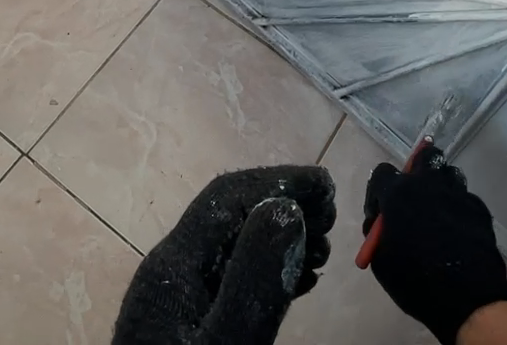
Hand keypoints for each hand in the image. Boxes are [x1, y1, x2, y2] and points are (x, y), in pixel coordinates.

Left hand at [112, 165, 335, 344]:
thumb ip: (253, 279)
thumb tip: (286, 209)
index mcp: (174, 264)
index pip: (228, 196)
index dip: (280, 181)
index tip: (328, 185)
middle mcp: (173, 270)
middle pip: (231, 215)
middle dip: (284, 204)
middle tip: (333, 216)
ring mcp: (179, 298)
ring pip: (234, 245)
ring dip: (280, 236)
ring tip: (324, 249)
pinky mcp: (188, 325)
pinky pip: (232, 277)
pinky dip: (269, 269)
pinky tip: (300, 283)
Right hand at [362, 147, 506, 344]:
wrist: (467, 298)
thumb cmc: (415, 279)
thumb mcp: (382, 261)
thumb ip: (377, 234)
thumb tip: (380, 224)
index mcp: (398, 192)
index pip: (382, 174)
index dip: (378, 192)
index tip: (381, 213)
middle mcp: (427, 184)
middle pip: (424, 157)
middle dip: (418, 169)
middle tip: (415, 193)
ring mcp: (456, 193)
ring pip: (448, 175)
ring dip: (441, 187)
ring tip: (439, 212)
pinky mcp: (479, 208)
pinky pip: (465, 199)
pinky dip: (459, 209)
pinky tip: (459, 231)